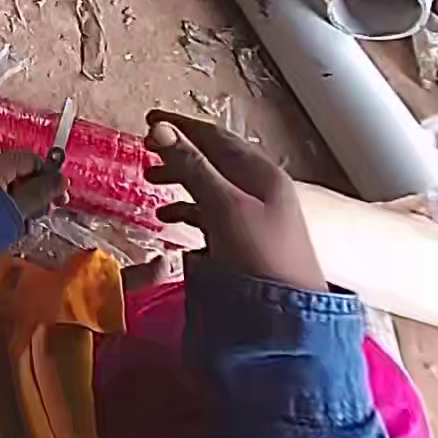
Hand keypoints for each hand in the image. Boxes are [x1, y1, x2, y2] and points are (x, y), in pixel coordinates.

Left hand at [0, 151, 67, 218]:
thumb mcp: (15, 212)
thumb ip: (40, 194)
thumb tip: (61, 179)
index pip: (29, 159)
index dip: (49, 176)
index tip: (60, 197)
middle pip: (13, 171)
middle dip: (32, 191)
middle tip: (42, 213)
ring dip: (14, 202)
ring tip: (21, 225)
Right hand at [145, 110, 325, 291]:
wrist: (290, 318)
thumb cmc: (259, 255)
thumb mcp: (222, 206)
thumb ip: (192, 167)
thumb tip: (161, 129)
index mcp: (258, 172)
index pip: (213, 136)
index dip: (180, 126)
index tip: (150, 119)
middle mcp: (258, 187)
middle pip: (211, 158)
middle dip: (177, 151)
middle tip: (146, 148)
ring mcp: (254, 213)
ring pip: (209, 184)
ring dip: (178, 178)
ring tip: (150, 181)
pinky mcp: (245, 238)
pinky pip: (210, 211)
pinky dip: (187, 207)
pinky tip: (168, 217)